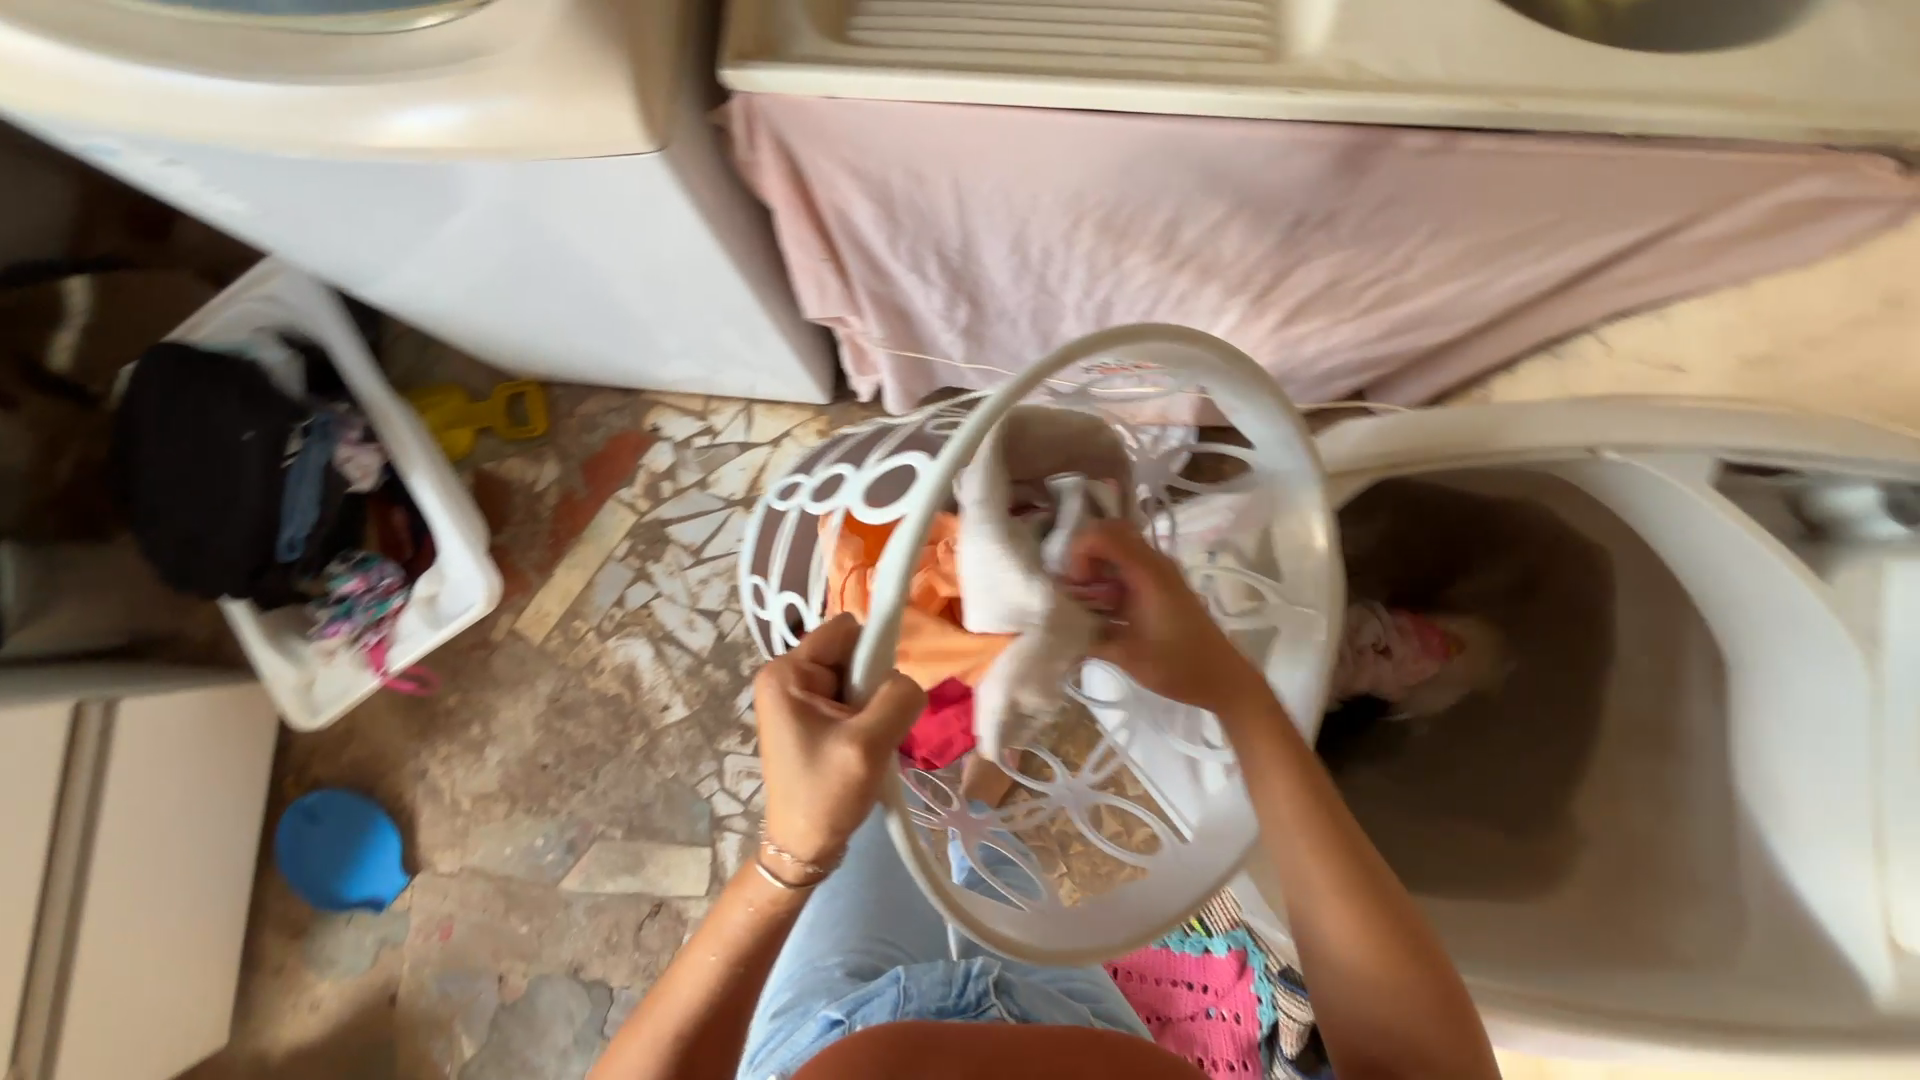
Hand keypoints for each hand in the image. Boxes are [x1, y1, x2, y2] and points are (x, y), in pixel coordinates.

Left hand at [751, 613, 926, 872]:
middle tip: (875, 727)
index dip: (875, 651)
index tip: (883, 692)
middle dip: (873, 683)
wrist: (802, 848)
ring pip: (857, 677)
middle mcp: (787, 676)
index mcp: (788, 673)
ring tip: (869, 742)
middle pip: (852, 652)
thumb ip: (897, 697)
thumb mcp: (869, 744)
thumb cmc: (827, 795)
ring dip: (873, 704)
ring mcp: (797, 698)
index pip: (847, 629)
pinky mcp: (810, 718)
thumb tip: (910, 678)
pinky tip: (864, 746)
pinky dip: (866, 718)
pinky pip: (851, 699)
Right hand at [1067, 520, 1269, 715]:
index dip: (1078, 553)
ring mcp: (1160, 573)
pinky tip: (1104, 612)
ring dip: (1097, 570)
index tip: (1075, 585)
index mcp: (1147, 572)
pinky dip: (1109, 581)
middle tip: (1077, 589)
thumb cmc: (1177, 666)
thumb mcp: (1126, 655)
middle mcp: (1154, 563)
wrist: (1222, 679)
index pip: (1102, 535)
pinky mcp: (1162, 587)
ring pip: (1118, 551)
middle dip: (1084, 557)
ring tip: (1087, 603)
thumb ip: (1088, 637)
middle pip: (1109, 535)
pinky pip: (1128, 568)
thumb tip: (1056, 629)